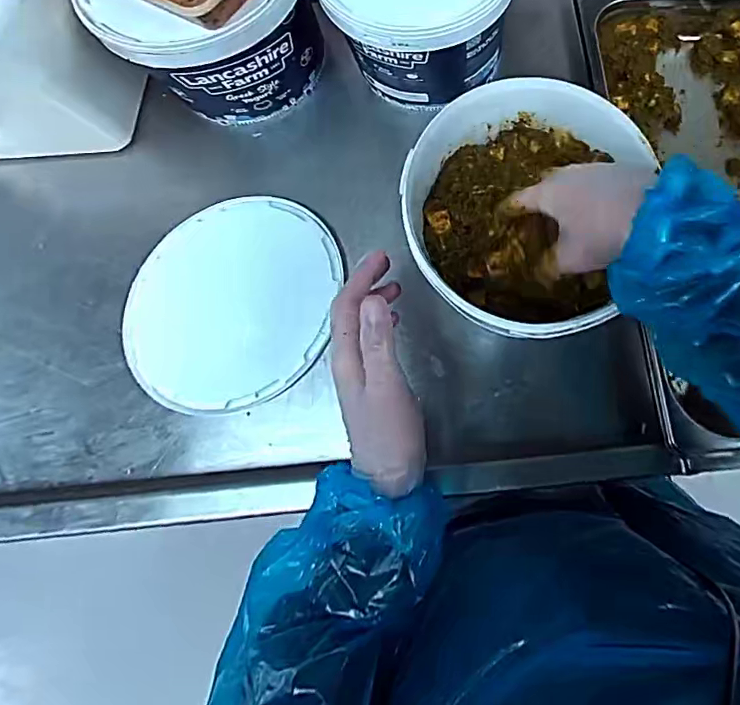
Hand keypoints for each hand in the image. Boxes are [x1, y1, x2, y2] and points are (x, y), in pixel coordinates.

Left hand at [329, 251, 424, 497]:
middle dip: (364, 283)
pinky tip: (393, 321)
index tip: (380, 258)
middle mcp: (346, 362)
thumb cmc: (389, 436)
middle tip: (386, 263)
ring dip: (372, 301)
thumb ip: (380, 343)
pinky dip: (380, 321)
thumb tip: (373, 301)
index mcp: (347, 359)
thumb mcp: (388, 386)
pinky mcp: (370, 382)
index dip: (361, 278)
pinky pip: (369, 339)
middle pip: (348, 312)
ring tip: (393, 287)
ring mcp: (356, 373)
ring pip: (359, 325)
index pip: (346, 307)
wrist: (388, 481)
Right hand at [508, 163, 656, 275]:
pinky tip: (603, 213)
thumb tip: (541, 271)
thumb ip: (551, 264)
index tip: (506, 219)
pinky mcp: (620, 169)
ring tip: (575, 221)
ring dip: (570, 199)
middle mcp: (566, 173)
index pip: (518, 200)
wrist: (658, 213)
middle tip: (542, 225)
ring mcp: (594, 168)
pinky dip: (594, 197)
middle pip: (545, 188)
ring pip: (572, 183)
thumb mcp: (572, 259)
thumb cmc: (603, 234)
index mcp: (546, 192)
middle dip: (541, 205)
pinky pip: (596, 184)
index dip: (510, 212)